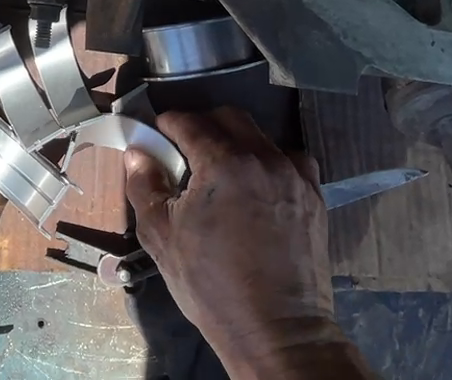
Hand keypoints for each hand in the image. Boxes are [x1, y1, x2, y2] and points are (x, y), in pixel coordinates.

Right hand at [126, 108, 340, 375]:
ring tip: (221, 172)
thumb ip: (144, 186)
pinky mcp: (314, 196)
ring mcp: (293, 175)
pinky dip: (270, 162)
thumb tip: (137, 152)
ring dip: (235, 142)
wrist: (278, 334)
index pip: (187, 121)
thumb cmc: (212, 286)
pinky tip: (258, 185)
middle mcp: (262, 158)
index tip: (155, 138)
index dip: (166, 125)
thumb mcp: (162, 237)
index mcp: (223, 163)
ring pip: (259, 135)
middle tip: (184, 151)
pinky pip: (290, 159)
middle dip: (201, 125)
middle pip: (227, 117)